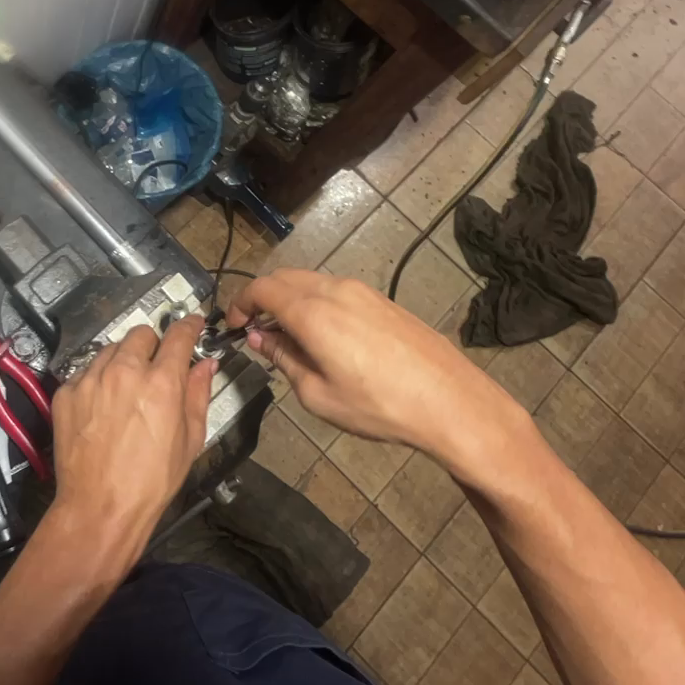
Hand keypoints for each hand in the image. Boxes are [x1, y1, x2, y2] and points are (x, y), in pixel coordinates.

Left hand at [47, 319, 215, 559]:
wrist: (99, 507)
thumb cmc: (152, 480)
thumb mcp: (190, 440)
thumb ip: (198, 394)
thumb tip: (205, 365)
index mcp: (161, 381)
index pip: (178, 336)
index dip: (189, 326)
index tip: (194, 323)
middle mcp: (123, 371)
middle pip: (140, 334)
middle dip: (152, 345)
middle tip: (155, 368)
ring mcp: (90, 379)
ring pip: (110, 350)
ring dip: (122, 361)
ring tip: (126, 390)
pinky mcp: (65, 393)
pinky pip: (85, 372)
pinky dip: (97, 381)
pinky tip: (102, 407)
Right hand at [225, 270, 522, 462]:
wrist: (452, 402)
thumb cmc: (379, 406)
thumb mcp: (318, 395)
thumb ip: (283, 359)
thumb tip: (259, 338)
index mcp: (312, 312)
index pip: (261, 289)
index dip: (239, 304)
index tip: (232, 326)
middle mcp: (334, 290)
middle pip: (283, 278)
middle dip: (261, 299)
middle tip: (254, 331)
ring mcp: (362, 291)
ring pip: (310, 281)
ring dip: (288, 299)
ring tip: (287, 336)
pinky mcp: (382, 300)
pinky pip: (334, 289)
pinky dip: (314, 302)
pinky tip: (322, 335)